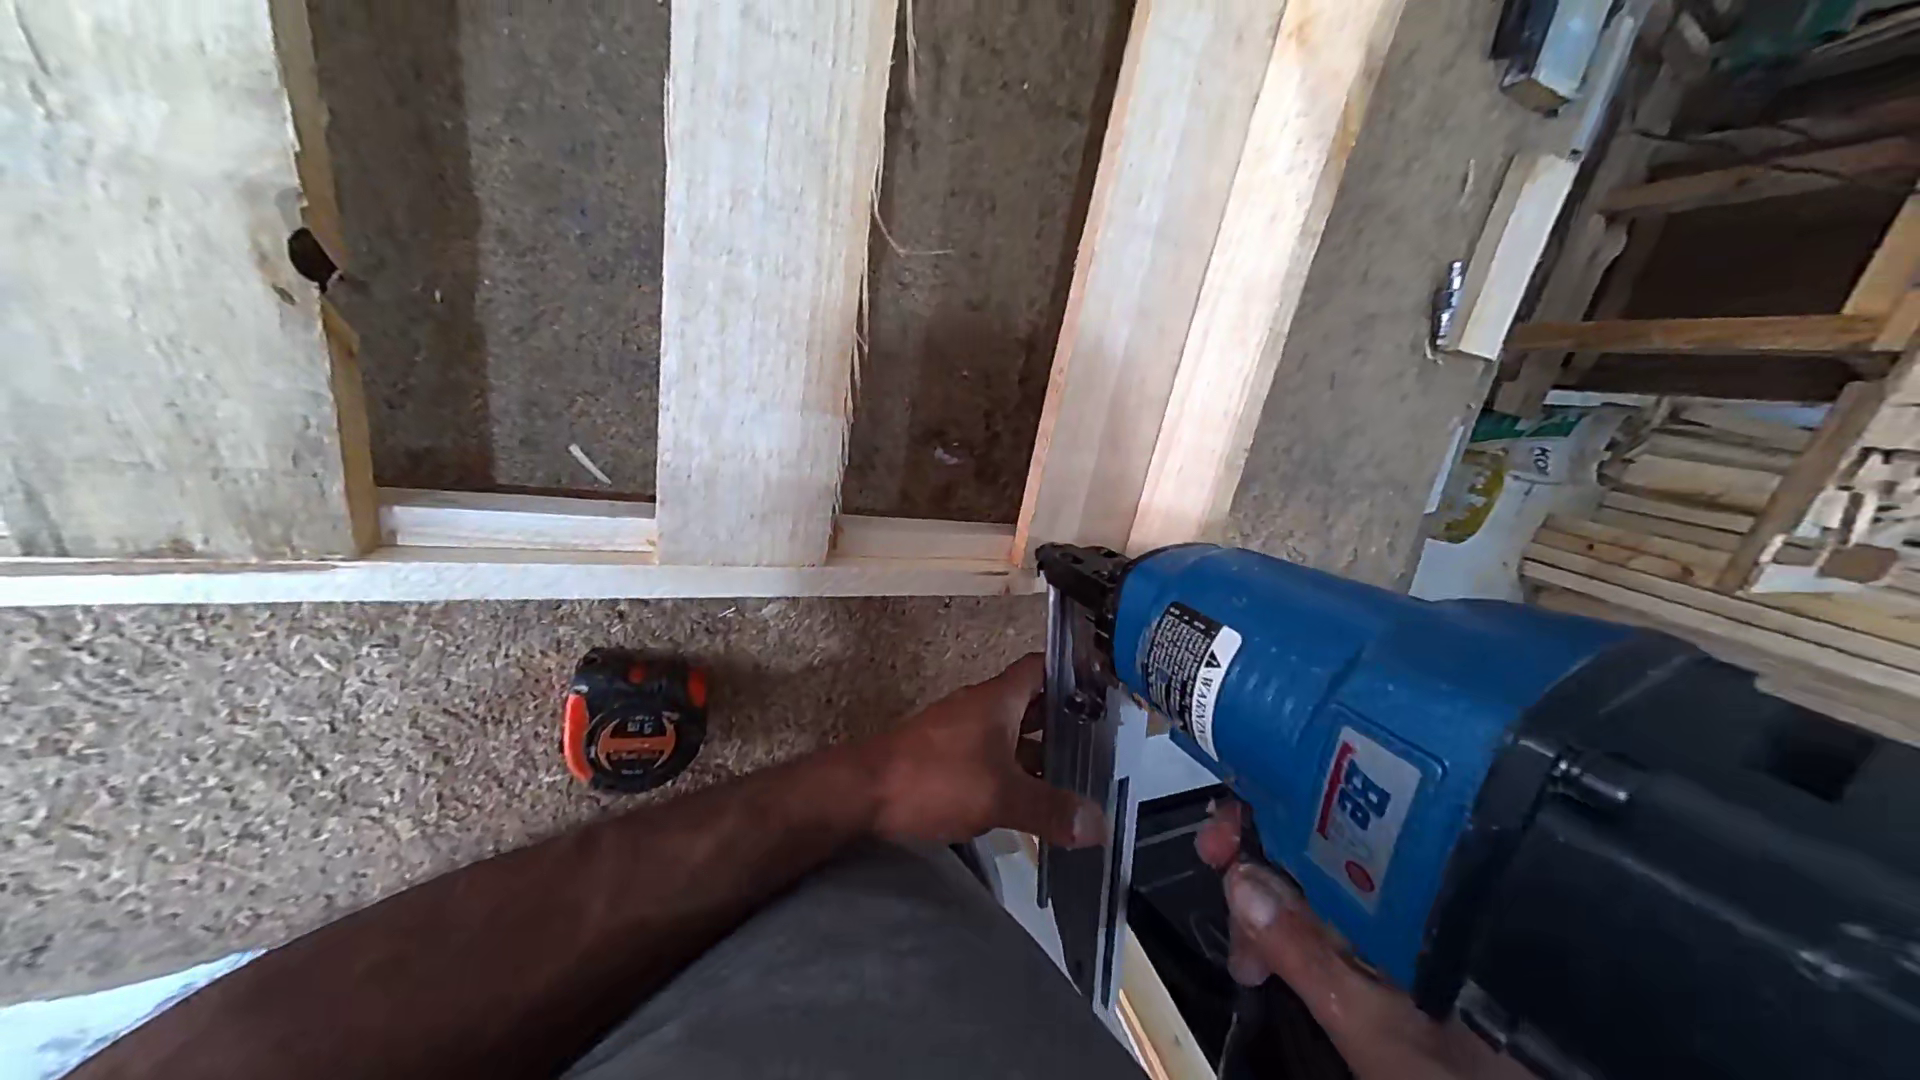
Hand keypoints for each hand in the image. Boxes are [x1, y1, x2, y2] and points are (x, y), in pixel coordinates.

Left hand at [857, 654, 1103, 848]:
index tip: (1103, 690)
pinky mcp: (946, 754)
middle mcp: (982, 705)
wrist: (864, 791)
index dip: (1072, 673)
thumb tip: (1099, 826)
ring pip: (1011, 732)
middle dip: (1064, 720)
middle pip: (1031, 702)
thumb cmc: (937, 779)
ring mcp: (961, 729)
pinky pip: (992, 753)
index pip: (1041, 667)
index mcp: (999, 698)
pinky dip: (1015, 768)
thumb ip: (1051, 810)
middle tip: (1103, 742)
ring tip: (1078, 774)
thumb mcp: (1001, 797)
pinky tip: (1032, 796)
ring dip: (1040, 750)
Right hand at [1197, 800, 1530, 1079]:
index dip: (1255, 818)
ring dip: (1256, 908)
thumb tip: (1239, 878)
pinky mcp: (1382, 942)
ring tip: (1248, 963)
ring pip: (1301, 882)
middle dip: (1245, 871)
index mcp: (1402, 886)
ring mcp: (1387, 914)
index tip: (1215, 843)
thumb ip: (1304, 952)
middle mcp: (1396, 886)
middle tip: (1222, 910)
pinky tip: (1264, 959)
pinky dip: (1280, 929)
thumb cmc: (1452, 1075)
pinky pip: (1314, 915)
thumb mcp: (1372, 1022)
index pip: (1316, 817)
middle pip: (1298, 847)